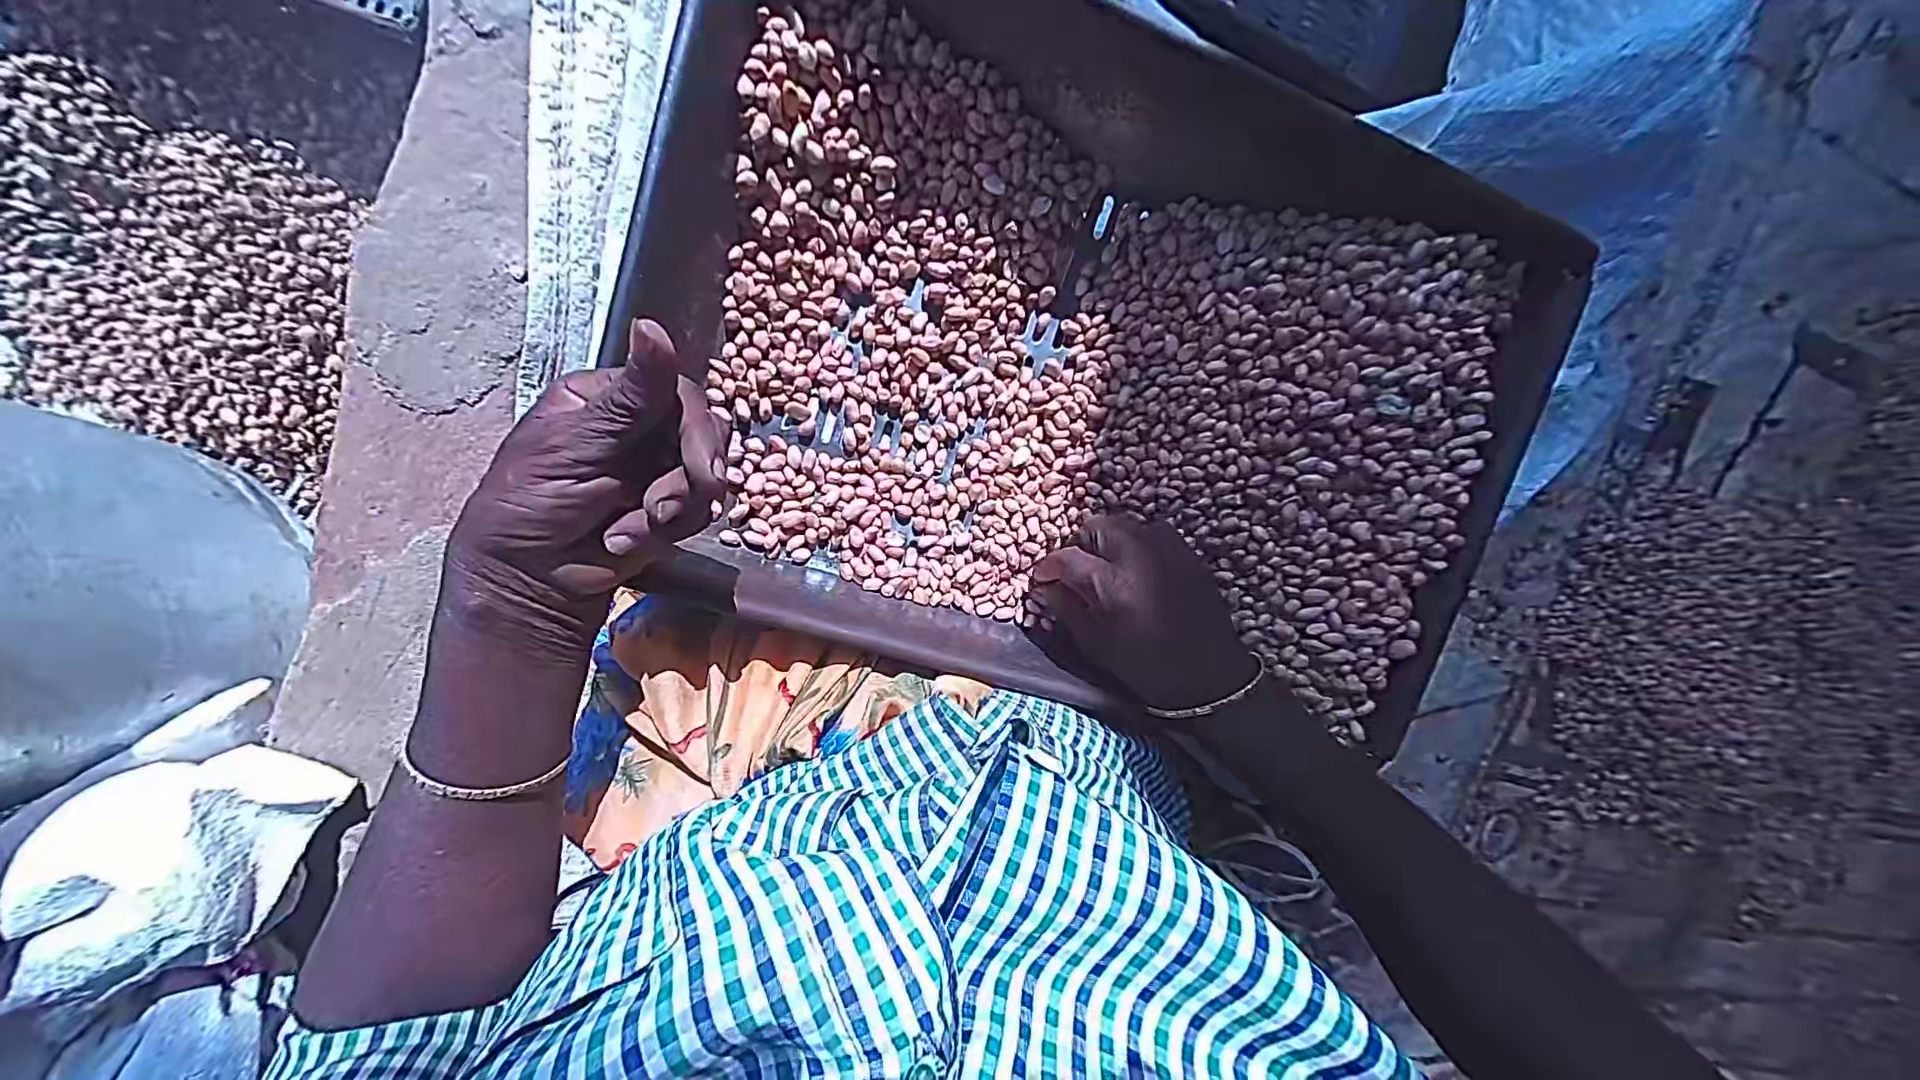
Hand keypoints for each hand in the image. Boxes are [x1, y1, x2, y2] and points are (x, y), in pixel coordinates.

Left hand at [440, 319, 724, 663]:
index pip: (679, 395)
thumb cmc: (530, 504)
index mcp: (610, 398)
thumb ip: (629, 396)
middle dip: (690, 477)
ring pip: (707, 475)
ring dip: (676, 508)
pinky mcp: (669, 505)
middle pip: (704, 435)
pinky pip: (700, 509)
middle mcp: (640, 428)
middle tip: (666, 510)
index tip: (704, 470)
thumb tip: (652, 326)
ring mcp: (657, 468)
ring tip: (632, 528)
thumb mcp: (578, 445)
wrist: (528, 581)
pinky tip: (629, 539)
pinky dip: (671, 530)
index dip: (698, 431)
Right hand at [1030, 515, 1258, 711]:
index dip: (1048, 567)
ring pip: (1124, 525)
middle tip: (1077, 572)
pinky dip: (1135, 545)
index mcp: (1111, 582)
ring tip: (1107, 569)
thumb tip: (1045, 586)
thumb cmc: (1146, 666)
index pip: (1065, 557)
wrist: (1210, 676)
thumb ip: (1066, 608)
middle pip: (1095, 526)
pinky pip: (1151, 534)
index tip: (1043, 579)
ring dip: (1108, 542)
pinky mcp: (1186, 552)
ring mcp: (1166, 548)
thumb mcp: (1096, 643)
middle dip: (1080, 546)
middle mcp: (1138, 553)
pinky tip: (1135, 571)